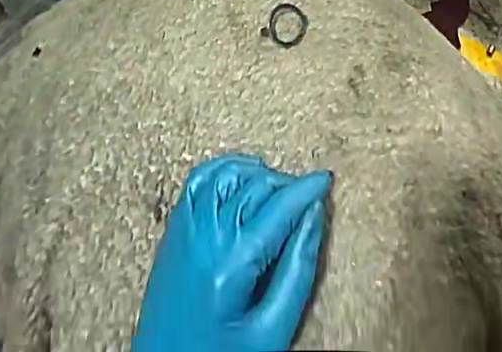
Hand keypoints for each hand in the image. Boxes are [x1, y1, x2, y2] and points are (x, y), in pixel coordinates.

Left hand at [134, 155, 331, 351]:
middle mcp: (205, 232)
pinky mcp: (175, 225)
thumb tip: (315, 216)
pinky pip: (199, 178)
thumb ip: (298, 272)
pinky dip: (224, 169)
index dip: (306, 189)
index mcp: (231, 261)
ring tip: (278, 192)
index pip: (277, 208)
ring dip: (256, 175)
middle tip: (308, 200)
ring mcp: (186, 224)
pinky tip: (241, 177)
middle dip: (286, 185)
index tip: (326, 178)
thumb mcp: (271, 331)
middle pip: (254, 186)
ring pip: (227, 174)